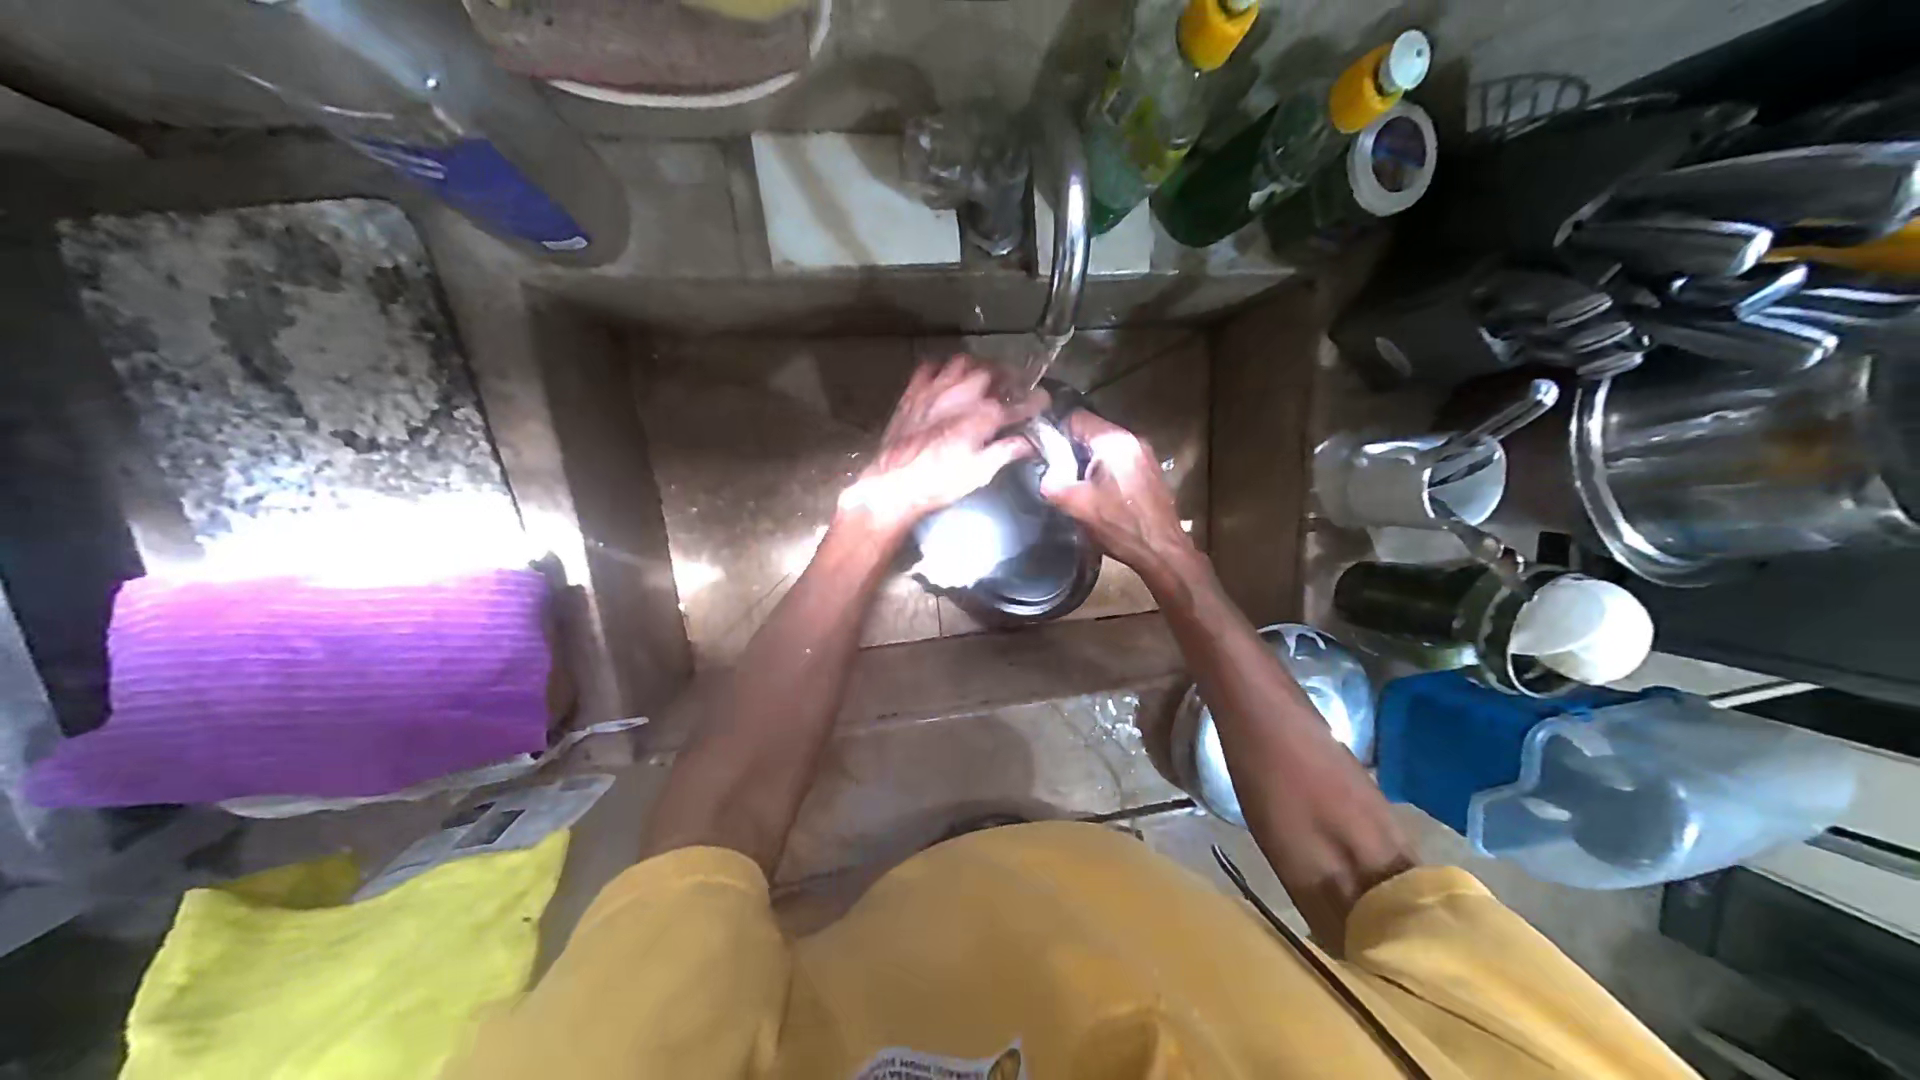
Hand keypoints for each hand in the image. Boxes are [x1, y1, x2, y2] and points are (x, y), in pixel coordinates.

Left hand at [839, 356, 1045, 533]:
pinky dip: (943, 369)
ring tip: (984, 378)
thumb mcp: (979, 473)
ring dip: (977, 367)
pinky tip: (947, 379)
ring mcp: (934, 390)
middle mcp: (960, 396)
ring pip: (963, 362)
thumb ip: (1006, 452)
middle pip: (992, 372)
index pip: (1019, 402)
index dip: (1034, 401)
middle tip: (1013, 388)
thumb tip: (1028, 444)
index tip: (1042, 402)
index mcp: (982, 416)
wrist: (892, 484)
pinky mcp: (913, 393)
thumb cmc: (936, 483)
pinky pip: (930, 367)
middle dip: (1007, 377)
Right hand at [1040, 411, 1193, 577]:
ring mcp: (1145, 455)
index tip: (1043, 453)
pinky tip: (1099, 495)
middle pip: (1091, 431)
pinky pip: (1118, 461)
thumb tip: (1046, 473)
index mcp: (1113, 440)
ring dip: (1086, 463)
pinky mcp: (1150, 472)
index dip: (1054, 432)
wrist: (1161, 551)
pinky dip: (1104, 472)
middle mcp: (1133, 439)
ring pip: (1104, 448)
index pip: (1076, 417)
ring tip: (1076, 487)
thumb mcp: (1075, 504)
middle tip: (1056, 473)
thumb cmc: (1119, 525)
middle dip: (1070, 449)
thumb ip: (1051, 481)